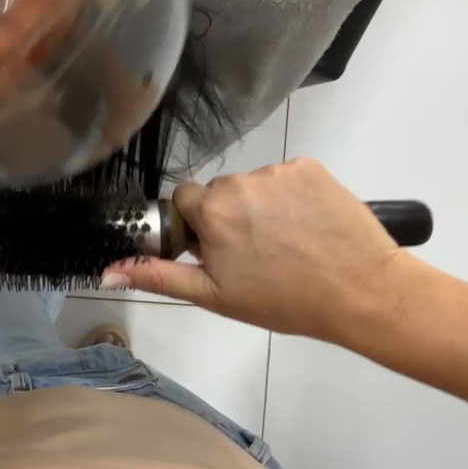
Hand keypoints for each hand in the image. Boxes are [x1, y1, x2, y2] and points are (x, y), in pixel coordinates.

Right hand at [104, 158, 420, 341]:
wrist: (362, 293)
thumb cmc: (283, 301)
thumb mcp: (213, 295)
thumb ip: (157, 276)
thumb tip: (105, 272)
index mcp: (211, 211)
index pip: (184, 201)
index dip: (196, 226)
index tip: (216, 250)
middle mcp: (240, 182)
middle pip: (218, 192)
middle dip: (226, 216)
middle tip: (253, 253)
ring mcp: (278, 172)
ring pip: (251, 186)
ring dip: (258, 207)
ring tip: (286, 242)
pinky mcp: (311, 167)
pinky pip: (284, 177)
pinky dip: (289, 197)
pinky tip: (306, 225)